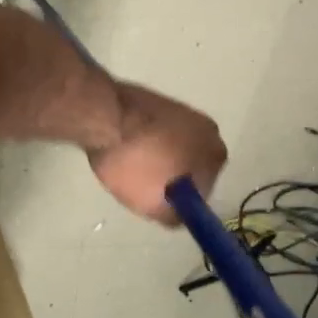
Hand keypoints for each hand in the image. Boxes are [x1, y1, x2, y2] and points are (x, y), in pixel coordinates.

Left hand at [87, 83, 226, 225]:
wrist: (101, 113)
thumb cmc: (133, 161)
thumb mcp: (153, 206)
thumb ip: (175, 218)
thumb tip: (180, 215)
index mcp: (216, 153)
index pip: (201, 191)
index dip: (177, 200)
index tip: (154, 199)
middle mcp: (207, 128)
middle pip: (188, 166)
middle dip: (167, 177)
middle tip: (139, 183)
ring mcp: (182, 109)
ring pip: (171, 148)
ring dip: (155, 158)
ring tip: (128, 163)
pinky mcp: (157, 99)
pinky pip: (154, 132)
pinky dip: (143, 140)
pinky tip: (124, 145)